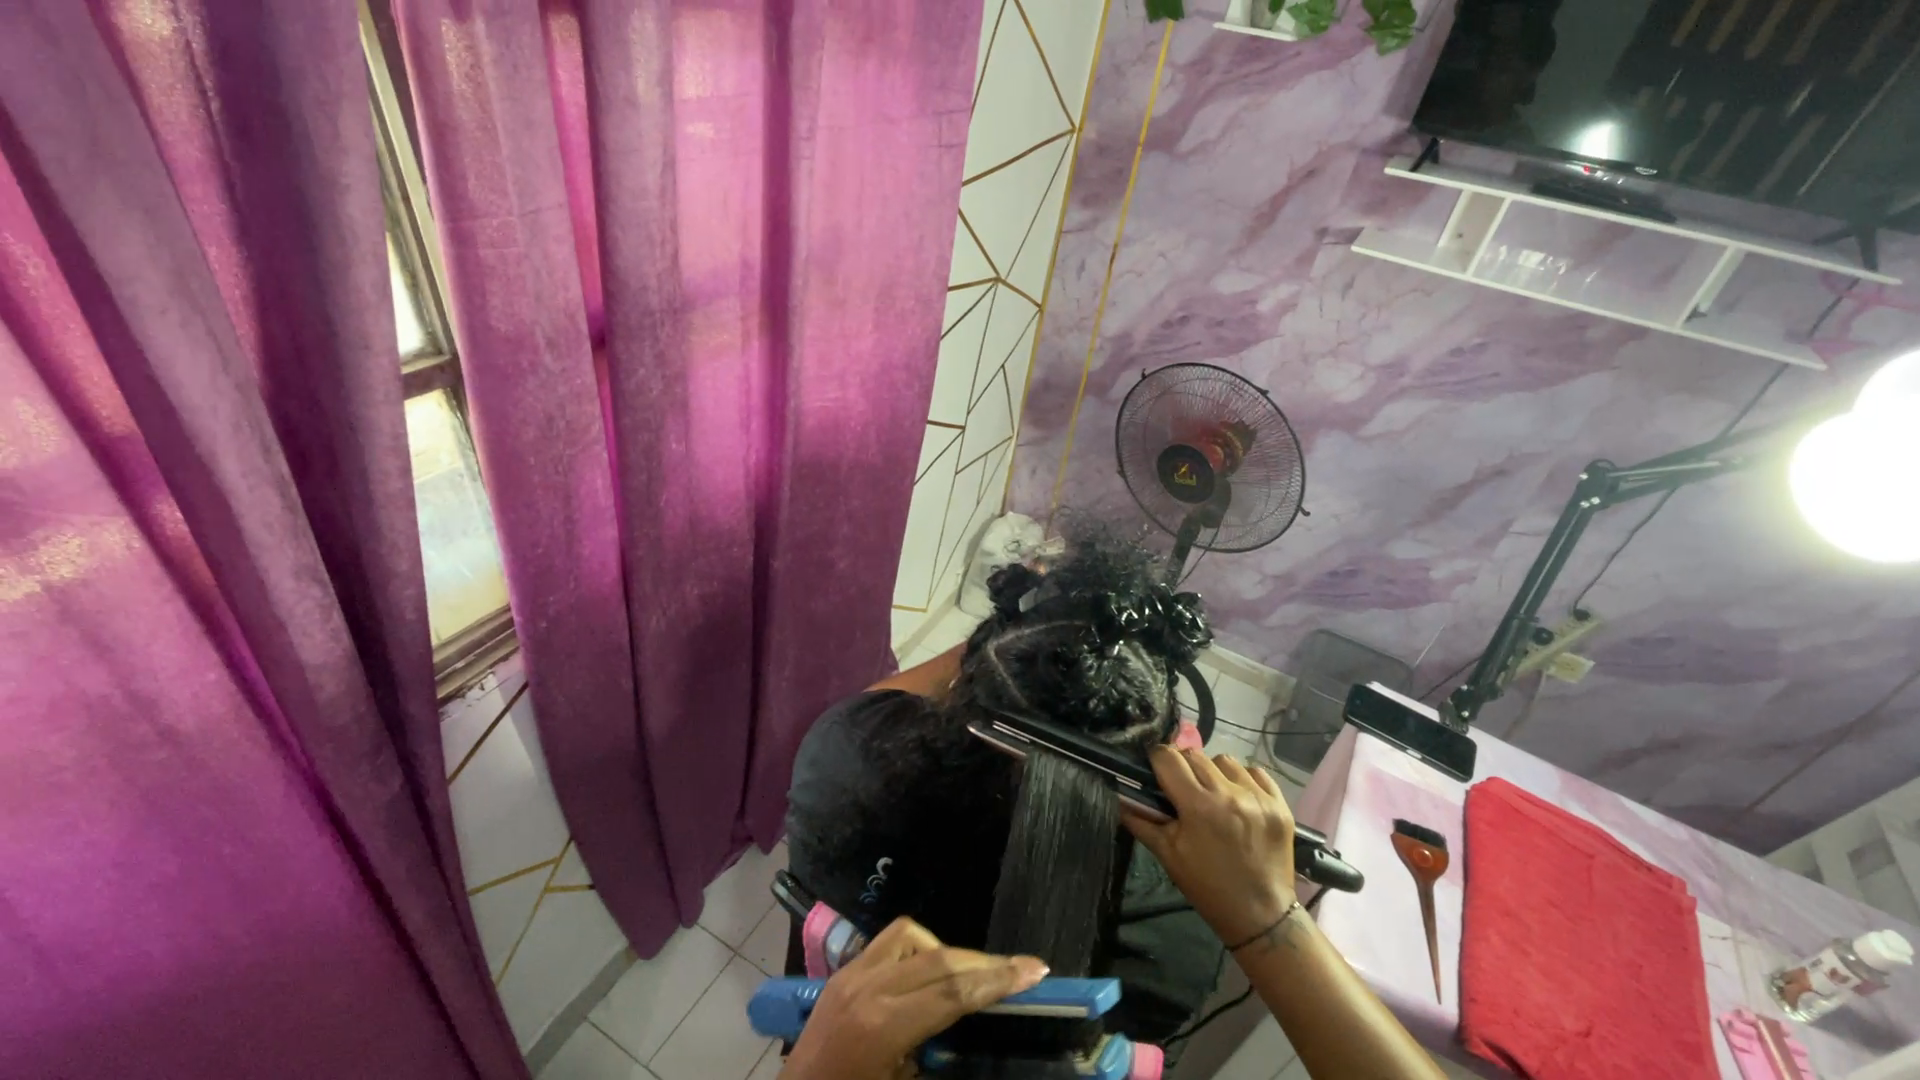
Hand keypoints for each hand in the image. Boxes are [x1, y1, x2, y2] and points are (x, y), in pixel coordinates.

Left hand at [781, 917, 1048, 1079]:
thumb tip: (974, 1022)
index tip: (1035, 969)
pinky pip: (889, 943)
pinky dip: (919, 949)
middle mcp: (867, 988)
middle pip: (940, 960)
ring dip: (951, 952)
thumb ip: (938, 1056)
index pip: (953, 992)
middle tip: (1025, 967)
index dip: (998, 980)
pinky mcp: (843, 972)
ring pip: (913, 938)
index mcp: (882, 1027)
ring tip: (975, 977)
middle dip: (988, 962)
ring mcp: (851, 974)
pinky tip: (930, 974)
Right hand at [1122, 746, 1298, 946]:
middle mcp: (1229, 794)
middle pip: (1194, 755)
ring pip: (1225, 760)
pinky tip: (1239, 800)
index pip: (1168, 758)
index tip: (1155, 770)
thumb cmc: (1207, 886)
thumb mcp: (1167, 855)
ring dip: (1213, 771)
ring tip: (1213, 795)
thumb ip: (1140, 820)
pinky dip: (1243, 780)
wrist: (1260, 915)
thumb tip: (1118, 794)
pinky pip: (1255, 772)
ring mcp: (1258, 798)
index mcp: (1197, 806)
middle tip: (1181, 788)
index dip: (1156, 759)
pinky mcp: (1280, 804)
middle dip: (1182, 766)